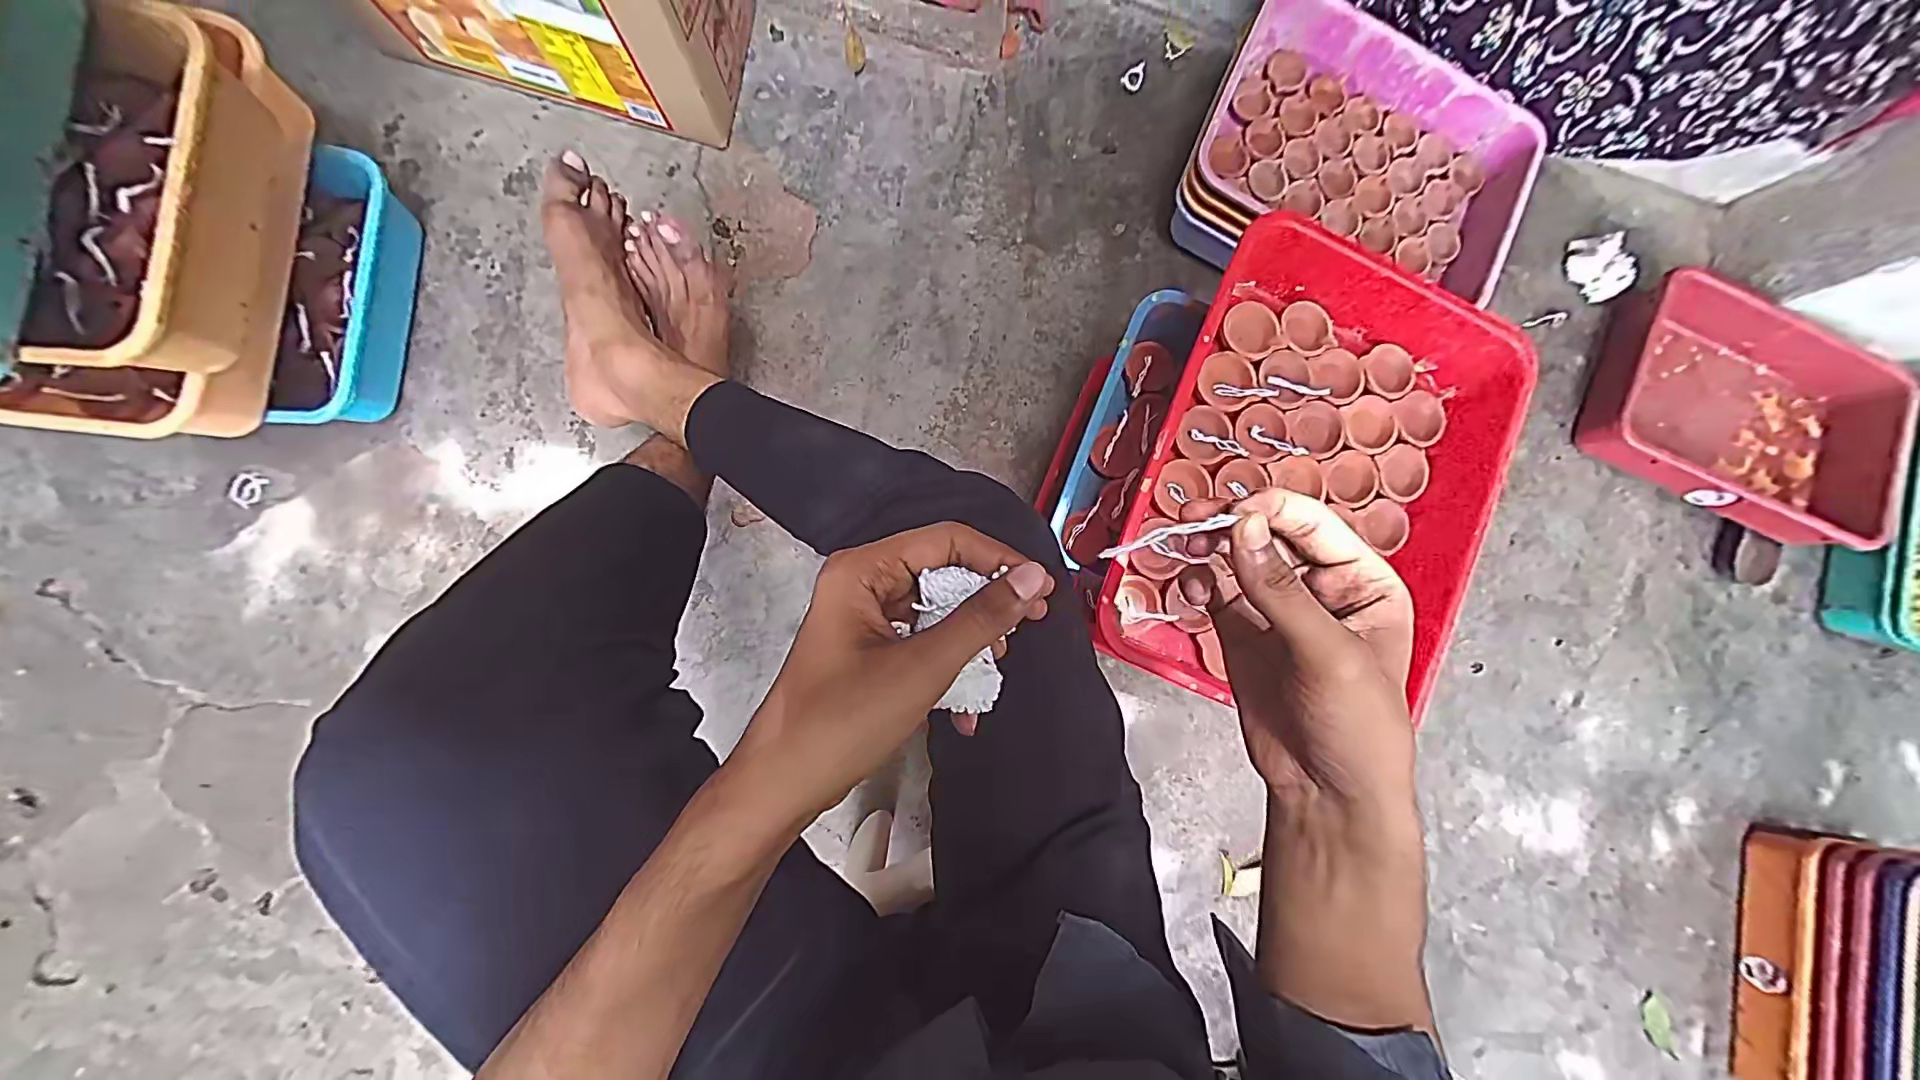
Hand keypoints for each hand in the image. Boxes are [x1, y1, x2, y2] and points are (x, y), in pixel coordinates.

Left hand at [729, 524, 1053, 820]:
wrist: (786, 782)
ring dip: (971, 635)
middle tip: (1026, 619)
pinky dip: (950, 660)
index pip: (946, 540)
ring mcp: (866, 618)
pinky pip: (924, 638)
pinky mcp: (873, 648)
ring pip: (937, 608)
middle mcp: (861, 586)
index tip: (1035, 583)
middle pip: (943, 571)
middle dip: (988, 599)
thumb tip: (1027, 580)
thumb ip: (981, 618)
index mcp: (861, 572)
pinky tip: (967, 697)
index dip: (997, 558)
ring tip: (996, 660)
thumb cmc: (833, 725)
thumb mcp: (922, 666)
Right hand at [1177, 489, 1415, 818]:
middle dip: (1230, 523)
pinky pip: (1216, 591)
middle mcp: (1317, 588)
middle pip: (1268, 535)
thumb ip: (1281, 590)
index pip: (1312, 525)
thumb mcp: (1328, 653)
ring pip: (1236, 558)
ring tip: (1186, 546)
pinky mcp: (1243, 631)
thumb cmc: (1359, 730)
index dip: (1270, 511)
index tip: (1231, 512)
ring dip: (1209, 547)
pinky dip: (1199, 581)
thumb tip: (1244, 529)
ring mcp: (1275, 609)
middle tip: (1193, 518)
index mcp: (1360, 582)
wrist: (1325, 792)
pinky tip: (1193, 587)